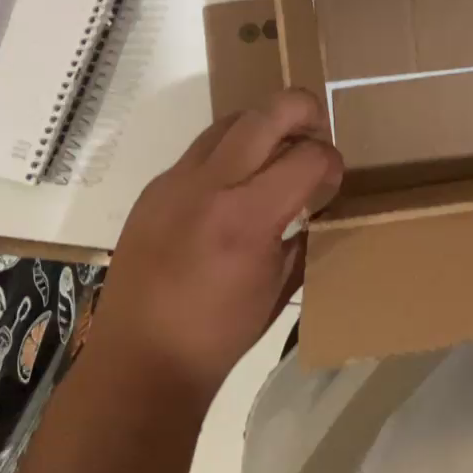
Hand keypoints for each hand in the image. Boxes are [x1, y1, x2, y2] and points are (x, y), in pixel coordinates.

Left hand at [91, 90, 342, 394]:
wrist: (139, 361)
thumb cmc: (221, 334)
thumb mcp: (282, 285)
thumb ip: (306, 232)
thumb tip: (320, 202)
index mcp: (248, 219)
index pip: (309, 155)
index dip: (332, 163)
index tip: (330, 184)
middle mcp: (210, 187)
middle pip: (271, 112)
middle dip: (306, 113)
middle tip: (316, 136)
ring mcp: (176, 182)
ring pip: (234, 119)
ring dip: (265, 127)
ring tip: (276, 157)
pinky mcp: (155, 188)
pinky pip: (203, 148)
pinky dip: (230, 154)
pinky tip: (234, 187)